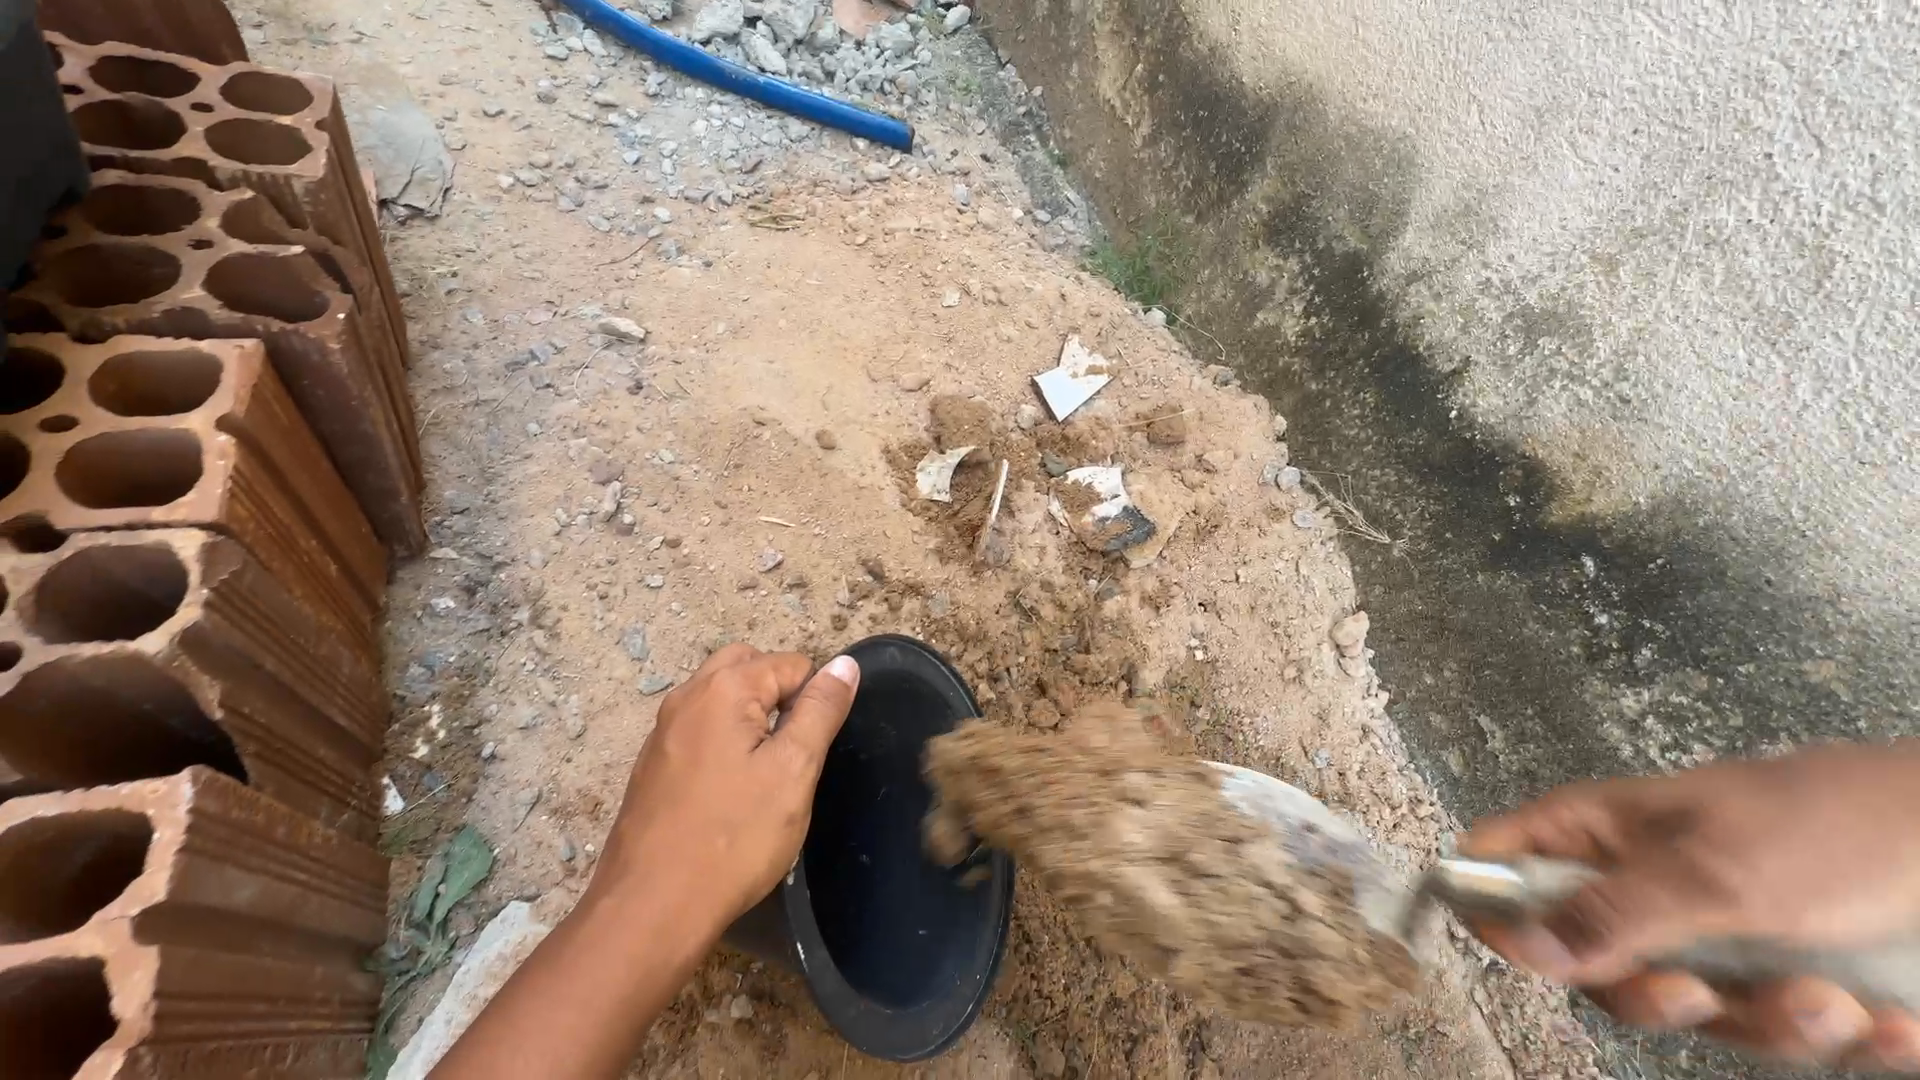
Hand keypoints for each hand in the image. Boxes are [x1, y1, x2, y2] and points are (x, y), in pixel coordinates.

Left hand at [589, 645, 859, 930]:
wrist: (651, 908)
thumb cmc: (733, 837)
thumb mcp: (794, 770)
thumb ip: (821, 710)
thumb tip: (846, 664)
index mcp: (724, 688)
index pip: (792, 665)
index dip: (814, 702)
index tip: (810, 752)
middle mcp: (686, 696)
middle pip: (748, 667)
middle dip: (780, 695)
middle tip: (793, 751)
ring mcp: (663, 731)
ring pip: (720, 697)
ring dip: (750, 717)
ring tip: (765, 772)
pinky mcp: (652, 764)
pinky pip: (699, 729)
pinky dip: (723, 741)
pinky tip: (730, 792)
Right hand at [1460, 742, 1919, 1070]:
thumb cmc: (1822, 830)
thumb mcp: (1713, 875)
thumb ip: (1611, 915)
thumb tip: (1518, 949)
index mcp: (1589, 836)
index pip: (1492, 864)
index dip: (1491, 909)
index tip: (1538, 956)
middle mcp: (1626, 886)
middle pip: (1580, 959)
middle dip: (1652, 992)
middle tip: (1699, 992)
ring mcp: (1697, 934)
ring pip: (1681, 1007)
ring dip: (1766, 1022)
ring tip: (1834, 1001)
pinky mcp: (1769, 976)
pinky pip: (1769, 1030)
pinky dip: (1834, 1038)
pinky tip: (1887, 1020)